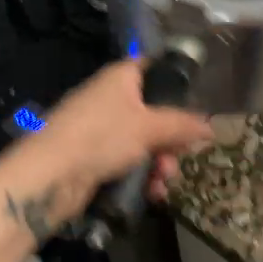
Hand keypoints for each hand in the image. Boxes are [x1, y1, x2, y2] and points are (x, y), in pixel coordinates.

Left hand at [28, 59, 214, 217]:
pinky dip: (141, 177)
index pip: (153, 68)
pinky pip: (127, 164)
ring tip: (162, 182)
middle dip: (171, 140)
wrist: (49, 176)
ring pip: (143, 143)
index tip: (196, 105)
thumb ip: (183, 125)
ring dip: (159, 164)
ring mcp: (99, 130)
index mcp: (120, 78)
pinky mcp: (93, 159)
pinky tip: (152, 194)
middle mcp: (110, 99)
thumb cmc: (101, 136)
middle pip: (153, 113)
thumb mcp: (150, 127)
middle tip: (180, 157)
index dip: (175, 82)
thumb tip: (212, 127)